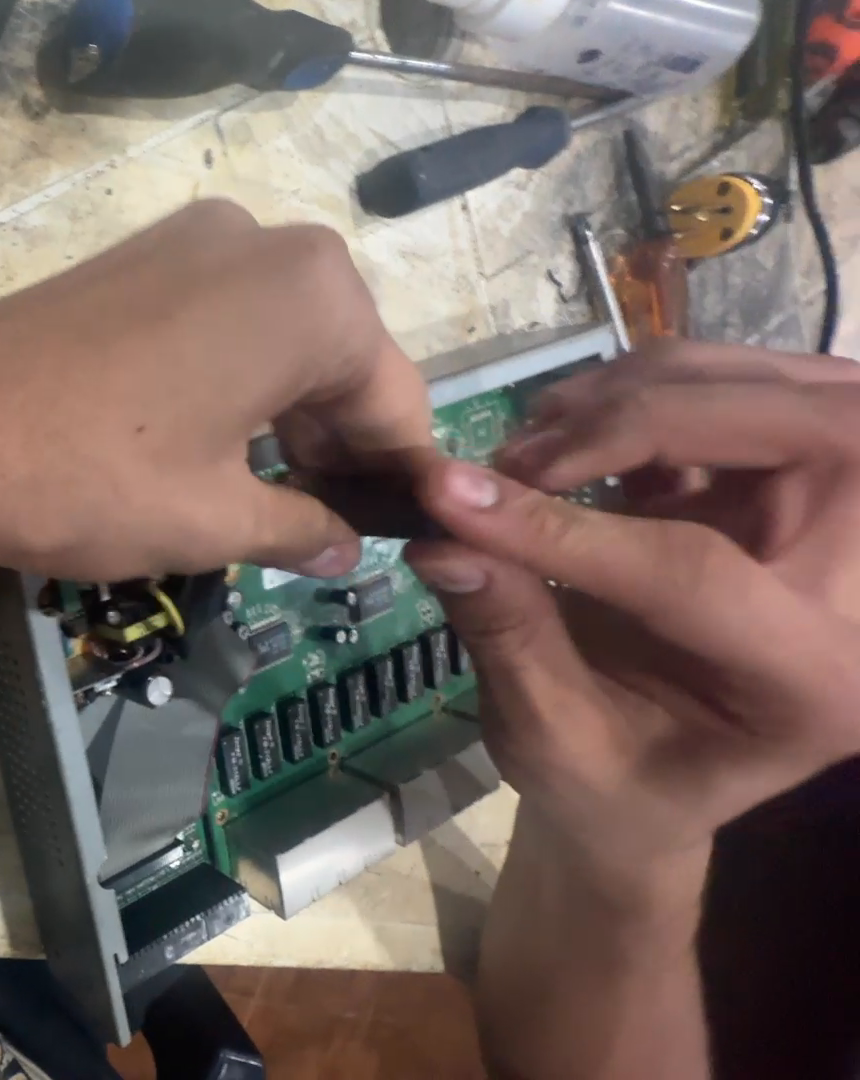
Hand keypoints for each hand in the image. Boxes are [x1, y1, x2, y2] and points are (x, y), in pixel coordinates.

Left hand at [0, 200, 429, 581]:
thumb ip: (298, 529)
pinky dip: (216, 385)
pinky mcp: (119, 265)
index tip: (392, 532)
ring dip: (269, 419)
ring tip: (254, 498)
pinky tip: (194, 444)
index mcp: (309, 292)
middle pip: (327, 359)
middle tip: (315, 528)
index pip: (389, 397)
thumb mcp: (207, 522)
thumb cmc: (82, 480)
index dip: (393, 475)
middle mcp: (256, 242)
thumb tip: (348, 545)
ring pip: (262, 342)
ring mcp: (177, 243)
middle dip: (325, 445)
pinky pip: (202, 327)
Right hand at [403, 343, 859, 884]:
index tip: (442, 494)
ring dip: (641, 392)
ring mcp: (834, 533)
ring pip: (785, 392)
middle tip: (515, 458)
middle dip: (647, 419)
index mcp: (814, 683)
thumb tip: (436, 539)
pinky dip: (641, 391)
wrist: (644, 779)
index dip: (560, 527)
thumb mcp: (542, 733)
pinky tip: (557, 437)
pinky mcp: (778, 496)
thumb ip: (502, 633)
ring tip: (526, 447)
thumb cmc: (599, 780)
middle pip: (816, 434)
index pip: (695, 570)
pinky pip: (740, 395)